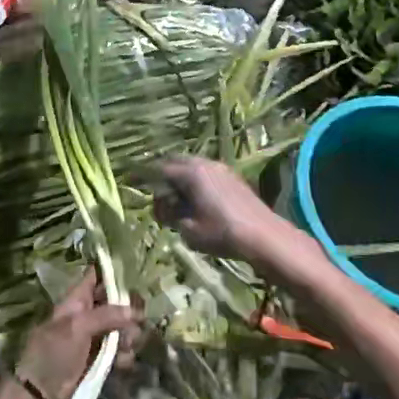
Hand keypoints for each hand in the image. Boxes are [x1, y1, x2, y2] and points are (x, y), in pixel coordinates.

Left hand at [13, 270, 139, 398]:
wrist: (42, 395)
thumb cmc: (53, 353)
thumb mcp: (76, 327)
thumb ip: (106, 315)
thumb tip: (135, 311)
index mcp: (75, 301)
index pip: (94, 277)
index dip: (112, 273)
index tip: (134, 278)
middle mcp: (85, 315)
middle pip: (114, 302)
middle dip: (128, 310)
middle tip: (138, 320)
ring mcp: (93, 338)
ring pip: (120, 327)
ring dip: (129, 335)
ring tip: (129, 345)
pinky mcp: (99, 359)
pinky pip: (119, 350)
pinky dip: (124, 354)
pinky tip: (123, 362)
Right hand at [152, 155, 288, 261]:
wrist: (264, 236)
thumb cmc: (222, 233)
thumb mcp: (187, 229)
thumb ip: (169, 214)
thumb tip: (163, 207)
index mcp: (191, 173)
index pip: (159, 169)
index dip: (145, 178)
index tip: (135, 184)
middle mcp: (205, 164)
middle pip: (176, 162)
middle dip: (164, 175)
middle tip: (158, 194)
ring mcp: (221, 169)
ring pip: (193, 165)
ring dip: (181, 177)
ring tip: (178, 199)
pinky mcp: (233, 178)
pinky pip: (207, 172)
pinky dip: (196, 181)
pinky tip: (198, 199)